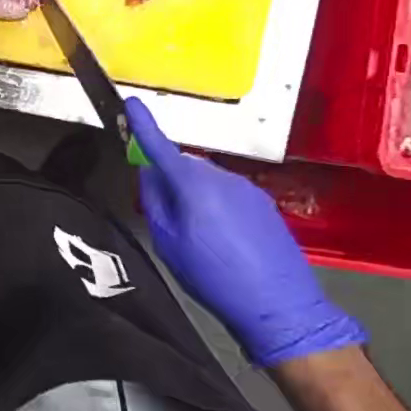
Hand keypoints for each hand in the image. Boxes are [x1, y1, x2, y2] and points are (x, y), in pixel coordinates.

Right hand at [126, 97, 365, 367]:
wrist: (279, 305)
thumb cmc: (212, 276)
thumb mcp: (167, 242)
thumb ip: (154, 202)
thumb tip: (149, 174)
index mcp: (194, 185)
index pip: (161, 147)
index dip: (143, 126)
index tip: (131, 104)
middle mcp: (222, 178)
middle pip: (184, 166)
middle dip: (168, 178)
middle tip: (159, 213)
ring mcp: (247, 189)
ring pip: (206, 180)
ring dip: (191, 194)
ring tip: (191, 234)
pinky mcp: (263, 204)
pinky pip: (226, 193)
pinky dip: (212, 204)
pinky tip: (216, 237)